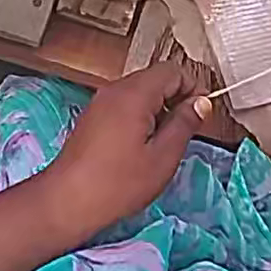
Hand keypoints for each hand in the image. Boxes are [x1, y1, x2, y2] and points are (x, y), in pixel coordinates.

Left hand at [31, 61, 202, 241]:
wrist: (68, 200)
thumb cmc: (118, 182)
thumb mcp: (162, 156)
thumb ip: (184, 123)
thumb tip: (201, 102)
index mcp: (134, 93)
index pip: (172, 71)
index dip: (193, 87)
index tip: (203, 113)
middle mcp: (115, 89)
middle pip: (155, 77)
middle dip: (177, 97)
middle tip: (188, 129)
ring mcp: (101, 100)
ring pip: (140, 90)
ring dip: (159, 107)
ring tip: (166, 141)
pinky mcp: (93, 115)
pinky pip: (124, 102)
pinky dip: (140, 114)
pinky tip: (143, 144)